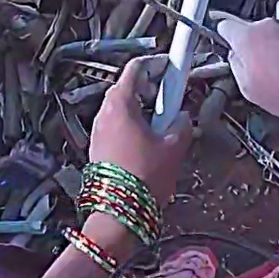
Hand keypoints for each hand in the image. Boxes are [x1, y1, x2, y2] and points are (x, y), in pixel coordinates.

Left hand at [88, 56, 192, 209]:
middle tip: (170, 98)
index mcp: (120, 104)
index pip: (136, 68)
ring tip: (162, 124)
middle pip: (127, 86)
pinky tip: (148, 142)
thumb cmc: (145, 176)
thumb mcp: (173, 147)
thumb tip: (181, 117)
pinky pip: (116, 126)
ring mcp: (98, 130)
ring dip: (141, 108)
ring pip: (121, 108)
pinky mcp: (97, 147)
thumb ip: (181, 124)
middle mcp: (104, 113)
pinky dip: (132, 125)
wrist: (119, 214)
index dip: (156, 63)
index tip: (172, 67)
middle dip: (150, 88)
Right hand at [215, 17, 278, 118]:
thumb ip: (236, 67)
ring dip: (277, 49)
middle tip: (259, 70)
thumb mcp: (248, 89)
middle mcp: (269, 25)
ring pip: (276, 35)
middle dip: (254, 47)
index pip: (225, 26)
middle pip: (252, 31)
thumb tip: (236, 58)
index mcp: (247, 36)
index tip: (227, 43)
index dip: (224, 36)